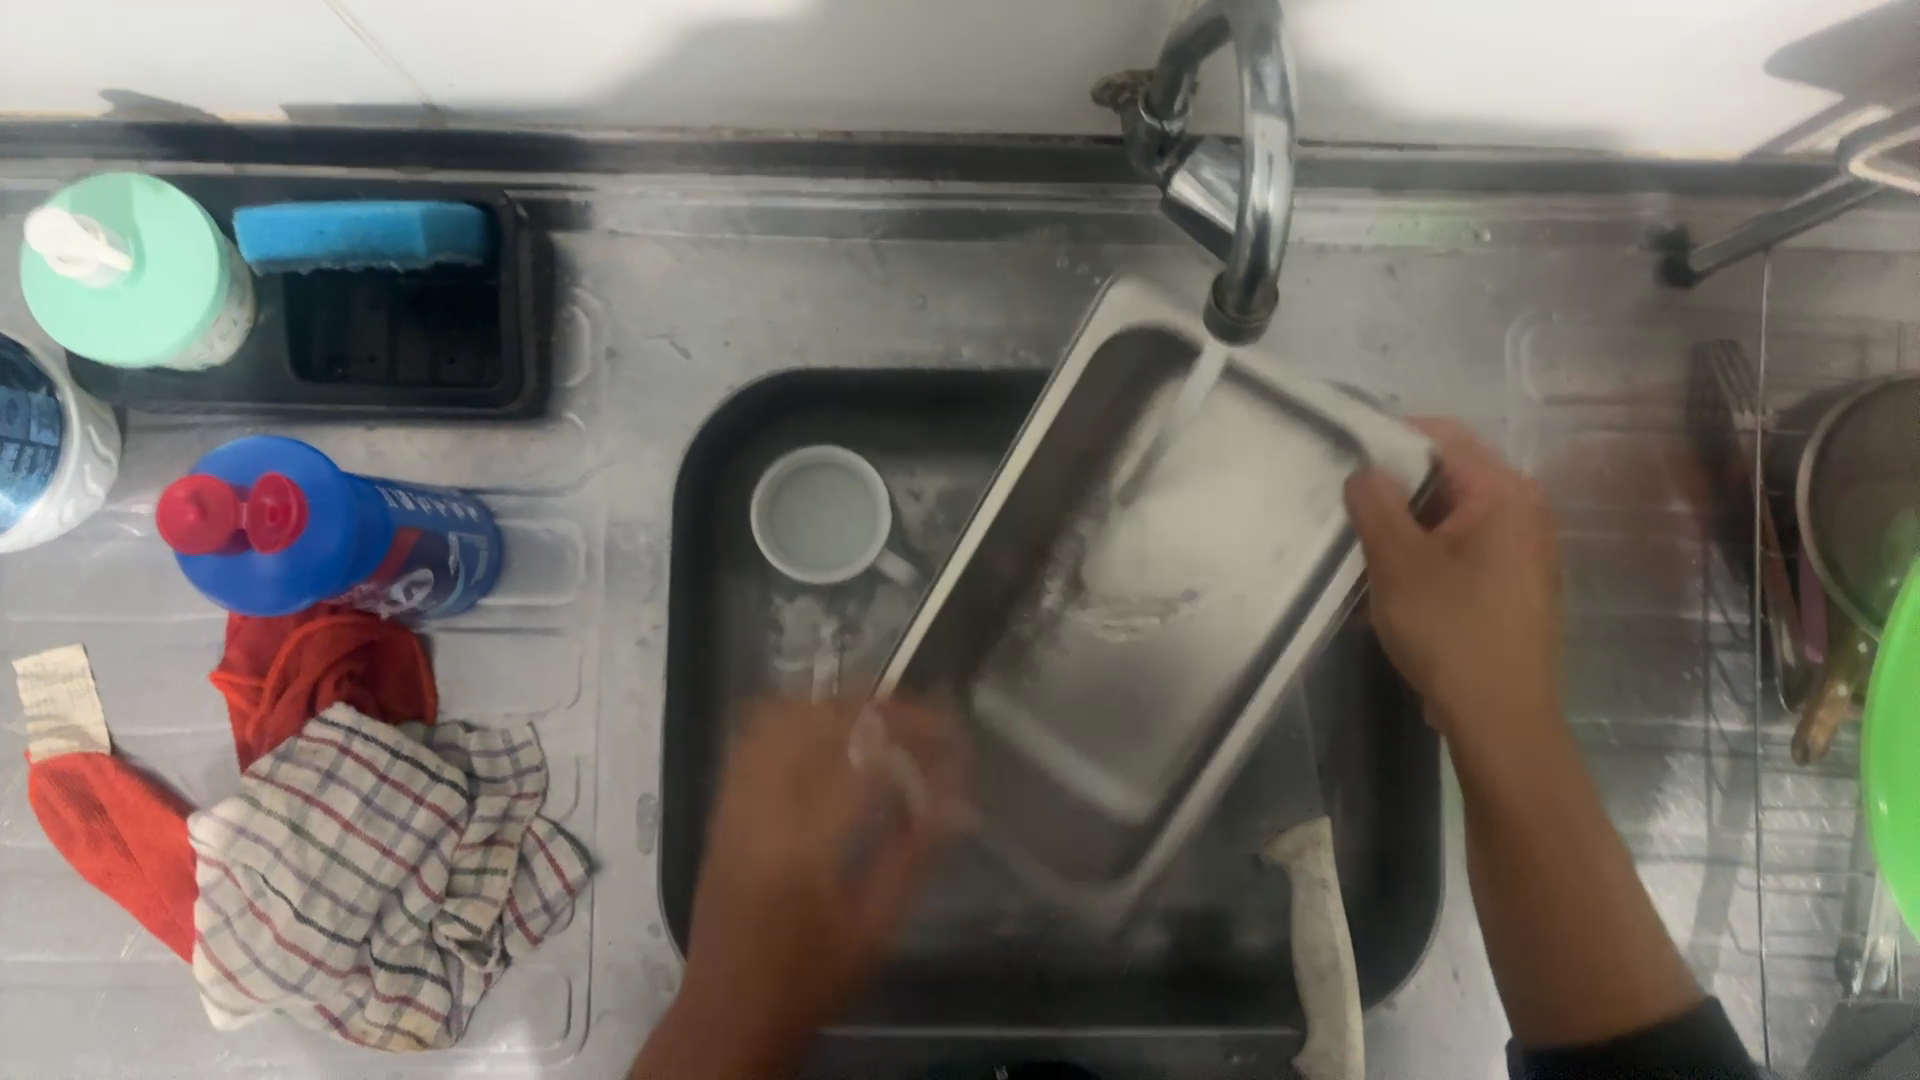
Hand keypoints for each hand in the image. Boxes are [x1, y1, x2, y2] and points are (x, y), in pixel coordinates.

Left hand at [641, 697, 970, 1077]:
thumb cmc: (809, 978)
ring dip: (833, 704)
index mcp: (808, 846)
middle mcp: (765, 810)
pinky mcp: (720, 807)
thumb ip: (916, 855)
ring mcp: (735, 803)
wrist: (725, 1013)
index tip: (954, 734)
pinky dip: (791, 717)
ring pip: (780, 718)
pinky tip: (820, 726)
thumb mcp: (875, 927)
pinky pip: (750, 738)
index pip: (870, 761)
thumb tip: (963, 804)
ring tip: (875, 715)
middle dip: (878, 706)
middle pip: (820, 723)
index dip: (919, 735)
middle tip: (920, 716)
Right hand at [1342, 417, 1561, 743]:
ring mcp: (1523, 548)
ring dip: (1403, 526)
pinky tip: (1391, 584)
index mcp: (1503, 494)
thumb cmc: (1449, 630)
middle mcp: (1523, 510)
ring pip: (1448, 513)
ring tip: (1361, 551)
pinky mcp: (1513, 580)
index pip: (1442, 435)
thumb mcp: (1397, 563)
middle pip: (1446, 474)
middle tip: (1345, 509)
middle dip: (1393, 488)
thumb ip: (1375, 505)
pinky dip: (1424, 552)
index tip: (1343, 457)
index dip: (1389, 437)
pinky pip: (1460, 545)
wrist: (1500, 715)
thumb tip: (1364, 471)